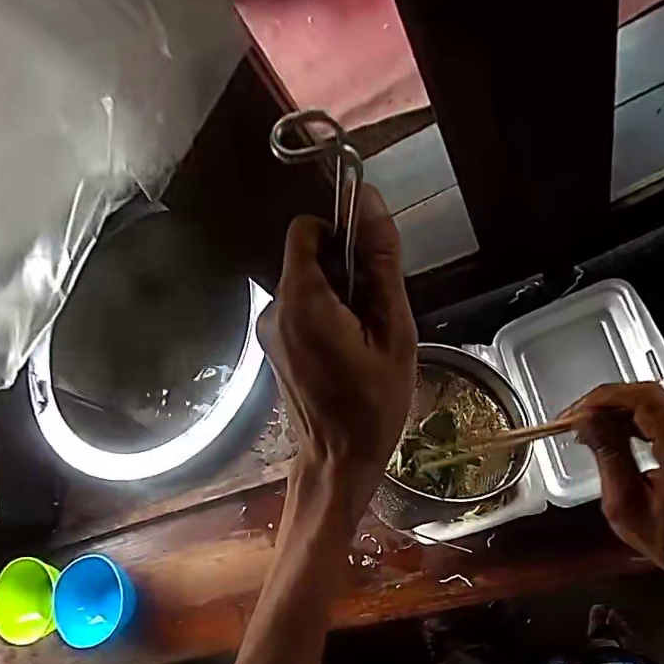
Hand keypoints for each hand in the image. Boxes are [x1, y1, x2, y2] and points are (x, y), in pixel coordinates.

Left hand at [260, 184, 417, 520]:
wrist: (339, 462)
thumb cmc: (374, 407)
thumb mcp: (394, 333)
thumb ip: (381, 264)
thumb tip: (370, 201)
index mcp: (302, 302)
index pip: (308, 229)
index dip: (343, 237)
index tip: (370, 270)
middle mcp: (275, 311)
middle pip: (309, 259)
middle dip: (346, 273)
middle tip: (375, 318)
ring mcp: (269, 332)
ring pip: (307, 285)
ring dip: (339, 299)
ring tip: (364, 343)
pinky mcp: (273, 348)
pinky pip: (300, 312)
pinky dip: (326, 319)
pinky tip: (347, 354)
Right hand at [570, 383, 663, 587]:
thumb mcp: (623, 504)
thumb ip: (608, 454)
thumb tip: (585, 419)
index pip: (648, 401)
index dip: (608, 398)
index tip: (579, 411)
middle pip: (653, 397)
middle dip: (610, 404)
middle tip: (579, 422)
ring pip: (660, 400)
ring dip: (623, 409)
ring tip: (595, 429)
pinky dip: (641, 415)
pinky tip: (620, 431)